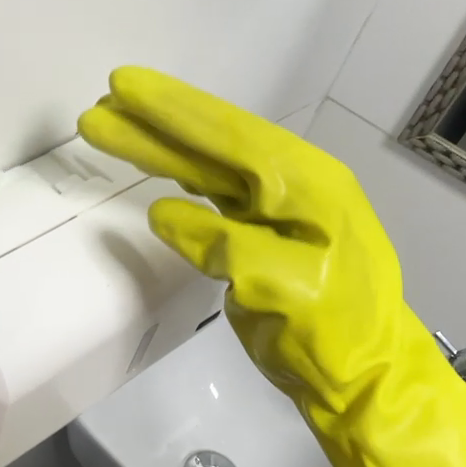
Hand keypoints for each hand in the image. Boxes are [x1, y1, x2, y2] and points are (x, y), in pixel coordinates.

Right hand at [79, 67, 465, 466]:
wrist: (364, 382)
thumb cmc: (336, 336)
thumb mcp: (287, 289)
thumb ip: (226, 245)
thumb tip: (163, 213)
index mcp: (306, 185)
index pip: (229, 137)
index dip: (173, 110)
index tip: (122, 84)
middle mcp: (290, 187)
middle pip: (211, 144)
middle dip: (154, 122)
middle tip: (101, 100)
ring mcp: (273, 212)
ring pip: (204, 168)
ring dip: (155, 148)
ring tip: (105, 128)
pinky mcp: (257, 239)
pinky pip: (209, 197)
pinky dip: (174, 180)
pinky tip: (148, 173)